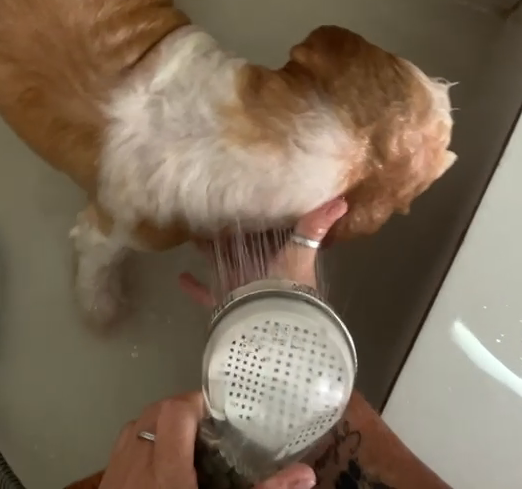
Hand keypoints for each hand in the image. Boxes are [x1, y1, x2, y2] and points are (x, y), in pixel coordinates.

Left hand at [100, 393, 314, 488]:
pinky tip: (159, 466)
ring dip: (160, 425)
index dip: (198, 404)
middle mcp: (137, 462)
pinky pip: (123, 446)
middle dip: (182, 412)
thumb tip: (305, 474)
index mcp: (166, 470)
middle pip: (156, 410)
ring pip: (137, 425)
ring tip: (187, 446)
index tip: (219, 416)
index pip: (176, 409)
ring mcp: (117, 472)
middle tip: (209, 432)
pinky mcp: (108, 482)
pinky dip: (142, 444)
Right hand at [178, 198, 347, 308]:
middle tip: (210, 207)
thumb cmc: (290, 286)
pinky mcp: (227, 305)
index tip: (242, 193)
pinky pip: (207, 294)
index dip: (259, 215)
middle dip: (229, 231)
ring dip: (209, 252)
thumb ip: (315, 226)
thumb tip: (341, 201)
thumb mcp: (302, 251)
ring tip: (192, 233)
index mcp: (279, 258)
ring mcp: (242, 289)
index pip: (269, 232)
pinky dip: (195, 286)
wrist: (278, 328)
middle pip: (242, 247)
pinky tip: (180, 276)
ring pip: (222, 265)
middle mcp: (261, 272)